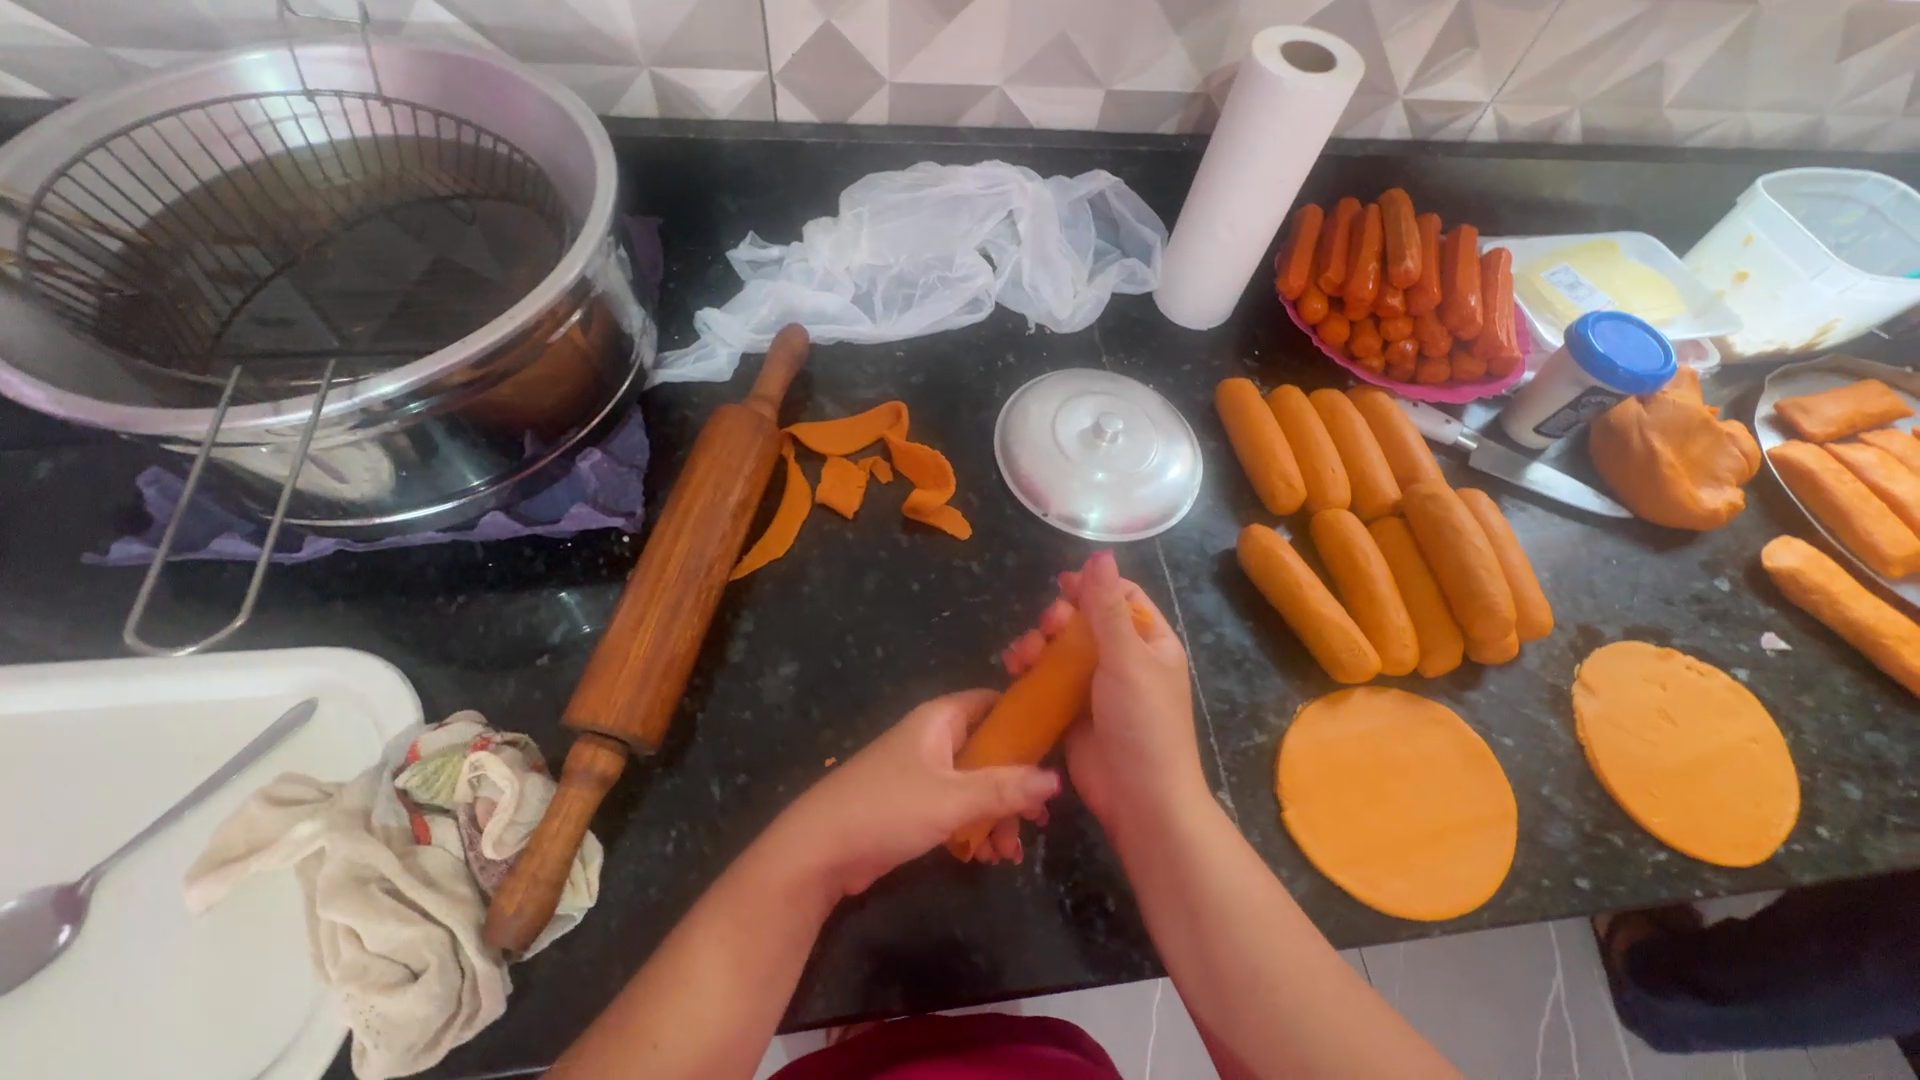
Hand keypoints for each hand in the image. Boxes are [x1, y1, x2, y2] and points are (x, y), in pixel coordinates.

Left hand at [765, 690, 1060, 897]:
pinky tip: (990, 857)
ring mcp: (923, 773)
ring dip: (998, 814)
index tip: (1058, 747)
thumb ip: (1005, 787)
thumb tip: (1055, 779)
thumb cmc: (886, 808)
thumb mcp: (953, 798)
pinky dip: (976, 827)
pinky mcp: (914, 806)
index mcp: (940, 719)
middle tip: (1039, 820)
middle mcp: (933, 739)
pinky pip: (958, 808)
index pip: (994, 702)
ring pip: (977, 784)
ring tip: (1011, 851)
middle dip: (1016, 785)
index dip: (1027, 719)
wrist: (819, 851)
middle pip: (990, 750)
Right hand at [1002, 551, 1208, 835]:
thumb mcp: (1127, 659)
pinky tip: (1013, 669)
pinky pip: (1047, 680)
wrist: (1139, 798)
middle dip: (1059, 618)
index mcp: (1151, 643)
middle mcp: (1125, 661)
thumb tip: (1101, 554)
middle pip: (1085, 621)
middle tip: (1048, 627)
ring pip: (1060, 650)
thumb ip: (1108, 608)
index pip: (1123, 598)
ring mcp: (1097, 688)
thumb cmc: (1143, 723)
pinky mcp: (1072, 712)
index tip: (1063, 584)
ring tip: (1024, 653)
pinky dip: (1029, 671)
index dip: (1093, 586)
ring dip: (1038, 643)